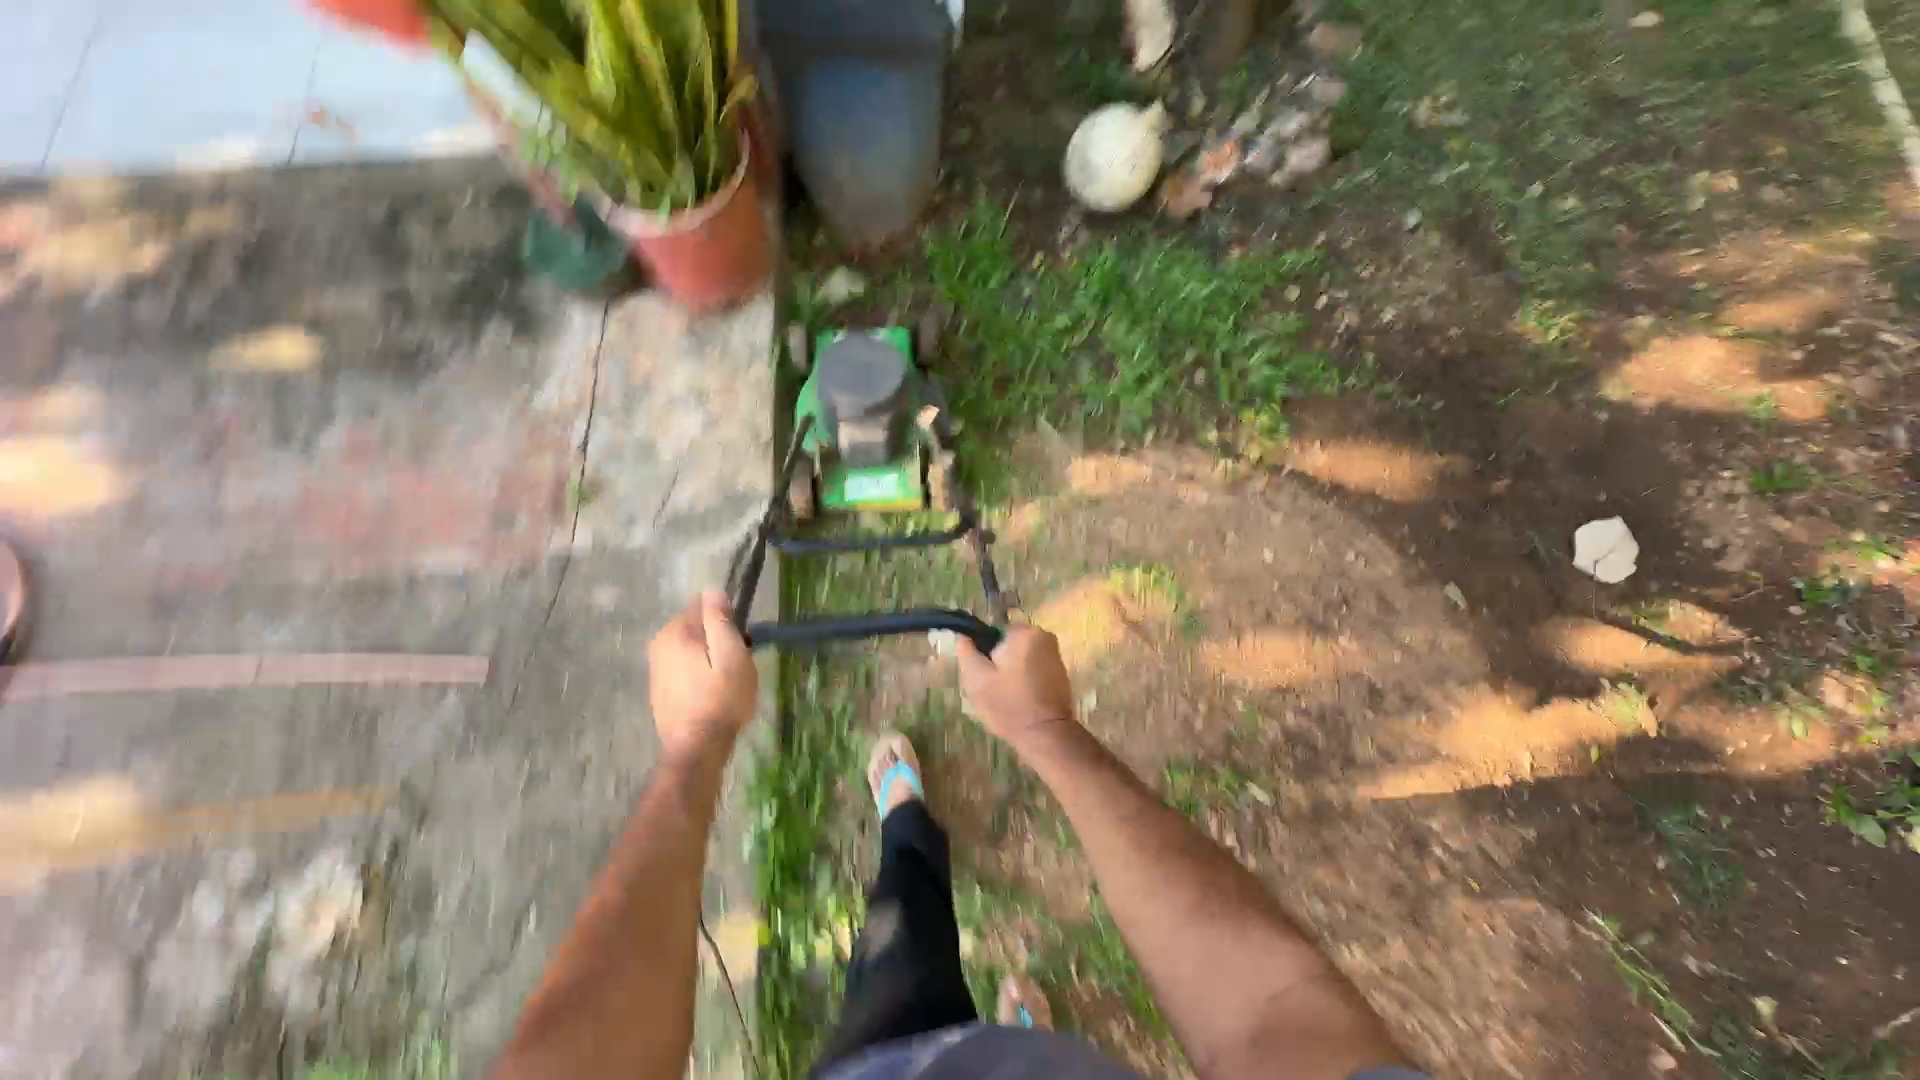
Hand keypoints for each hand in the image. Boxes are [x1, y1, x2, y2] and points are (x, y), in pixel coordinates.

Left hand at [648, 591, 757, 764]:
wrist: (696, 747)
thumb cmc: (721, 700)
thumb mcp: (731, 655)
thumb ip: (720, 620)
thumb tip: (712, 590)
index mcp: (676, 631)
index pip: (704, 605)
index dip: (726, 621)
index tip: (740, 644)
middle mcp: (659, 643)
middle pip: (696, 626)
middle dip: (716, 639)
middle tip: (736, 666)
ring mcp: (656, 666)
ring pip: (690, 647)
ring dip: (707, 657)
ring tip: (724, 682)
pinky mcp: (658, 687)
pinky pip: (683, 666)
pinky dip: (696, 673)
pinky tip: (709, 694)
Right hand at [956, 625, 1075, 745]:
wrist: (1045, 735)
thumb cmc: (1008, 705)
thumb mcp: (976, 678)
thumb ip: (966, 652)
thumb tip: (963, 636)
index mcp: (1025, 633)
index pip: (992, 634)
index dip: (983, 654)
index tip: (983, 675)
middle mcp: (1045, 637)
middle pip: (1007, 645)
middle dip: (998, 663)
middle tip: (992, 688)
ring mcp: (1055, 655)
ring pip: (1020, 658)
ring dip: (1011, 673)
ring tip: (1006, 696)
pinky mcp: (1060, 673)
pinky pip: (1033, 669)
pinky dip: (1024, 680)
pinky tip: (1020, 699)